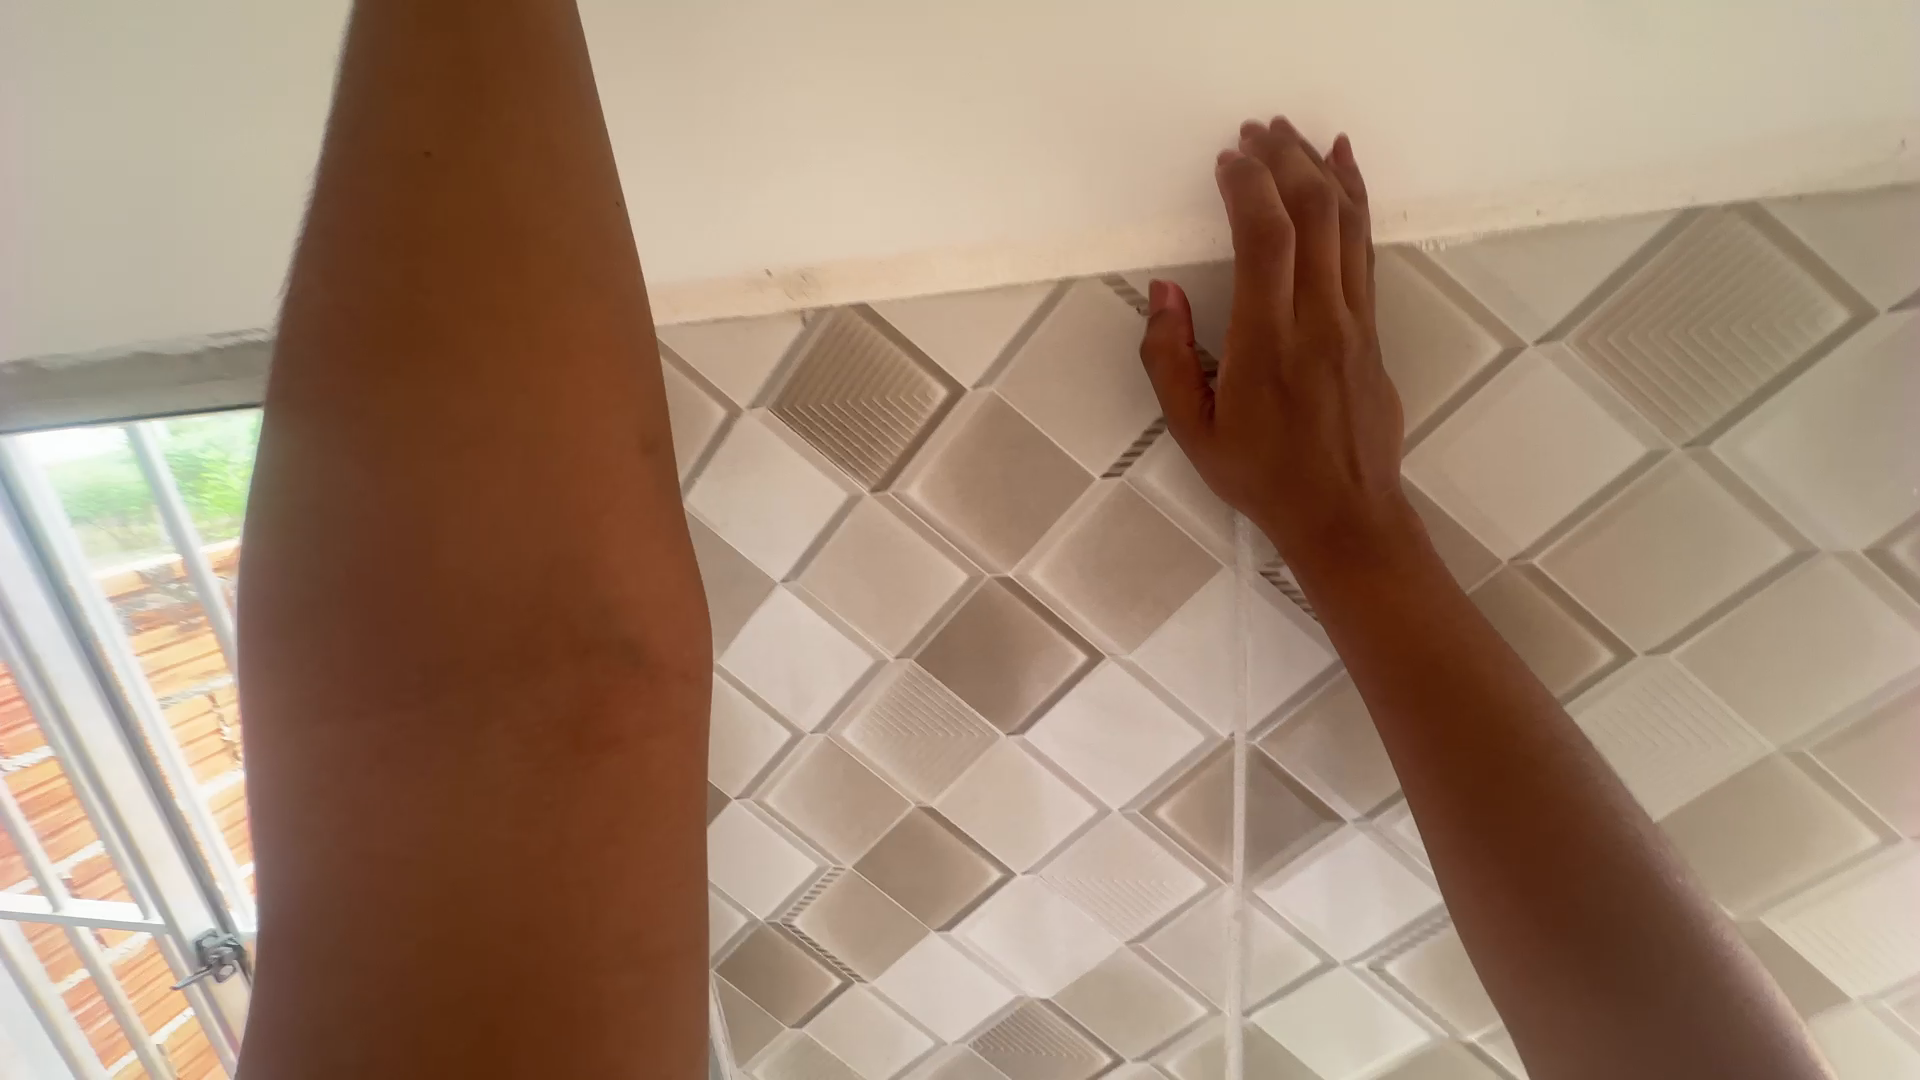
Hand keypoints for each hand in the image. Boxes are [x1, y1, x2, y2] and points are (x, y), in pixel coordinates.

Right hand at [1139, 118, 1418, 573]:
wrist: (1343, 513)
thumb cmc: (1258, 477)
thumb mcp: (1192, 431)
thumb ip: (1169, 360)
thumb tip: (1163, 293)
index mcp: (1267, 346)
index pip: (1265, 241)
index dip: (1247, 189)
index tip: (1226, 161)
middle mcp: (1319, 321)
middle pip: (1312, 216)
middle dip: (1284, 162)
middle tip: (1256, 132)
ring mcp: (1355, 322)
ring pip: (1347, 225)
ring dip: (1321, 171)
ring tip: (1295, 135)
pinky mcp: (1373, 329)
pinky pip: (1365, 250)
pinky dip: (1356, 202)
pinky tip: (1345, 173)